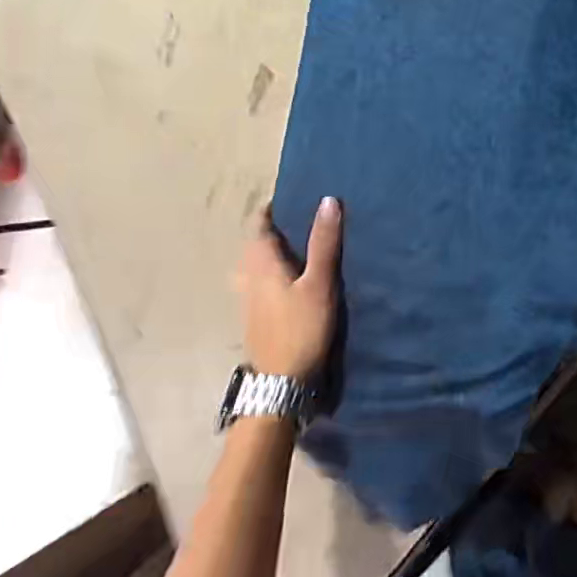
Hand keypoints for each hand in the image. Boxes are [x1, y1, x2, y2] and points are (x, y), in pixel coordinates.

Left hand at [236, 197, 342, 378]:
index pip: (259, 225)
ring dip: (273, 251)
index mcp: (260, 263)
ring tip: (299, 245)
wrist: (282, 381)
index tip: (294, 196)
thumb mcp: (319, 283)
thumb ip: (324, 243)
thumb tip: (328, 200)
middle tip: (303, 217)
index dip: (272, 208)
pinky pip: (260, 281)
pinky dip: (273, 270)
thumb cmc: (301, 327)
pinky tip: (291, 278)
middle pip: (255, 244)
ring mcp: (249, 299)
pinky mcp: (256, 316)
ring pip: (256, 264)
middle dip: (274, 228)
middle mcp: (248, 277)